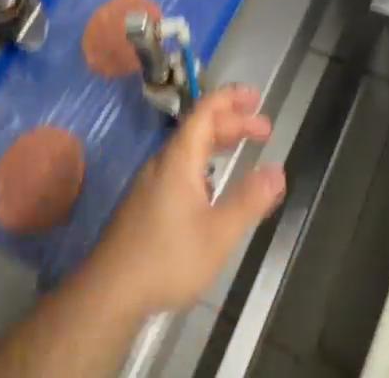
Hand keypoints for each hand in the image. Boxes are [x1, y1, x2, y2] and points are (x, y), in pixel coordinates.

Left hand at [81, 86, 286, 315]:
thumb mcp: (218, 233)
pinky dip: (203, 163)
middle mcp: (162, 164)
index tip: (257, 98)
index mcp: (179, 160)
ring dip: (217, 142)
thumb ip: (249, 200)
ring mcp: (150, 183)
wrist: (110, 291)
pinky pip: (179, 167)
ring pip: (187, 149)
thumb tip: (278, 170)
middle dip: (232, 122)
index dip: (231, 100)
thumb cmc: (168, 259)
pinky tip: (212, 187)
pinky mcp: (144, 203)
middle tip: (264, 130)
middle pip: (197, 128)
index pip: (205, 112)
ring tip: (242, 147)